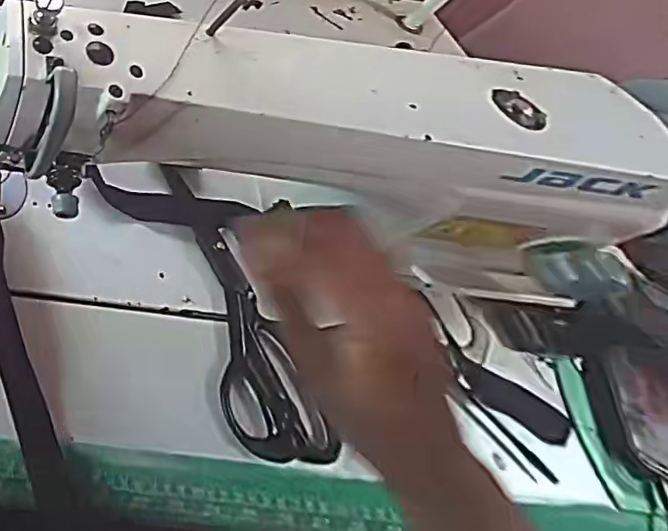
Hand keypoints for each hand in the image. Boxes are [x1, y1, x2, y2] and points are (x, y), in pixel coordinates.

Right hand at [236, 209, 455, 479]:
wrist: (421, 447)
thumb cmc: (368, 417)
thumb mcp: (308, 362)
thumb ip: (283, 303)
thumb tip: (259, 263)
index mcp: (359, 305)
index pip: (306, 246)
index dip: (269, 232)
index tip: (247, 231)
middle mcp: (387, 292)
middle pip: (335, 226)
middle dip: (295, 222)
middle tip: (267, 227)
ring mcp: (404, 293)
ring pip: (357, 232)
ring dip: (317, 228)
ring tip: (291, 236)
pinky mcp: (410, 299)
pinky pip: (372, 251)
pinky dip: (340, 242)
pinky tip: (322, 256)